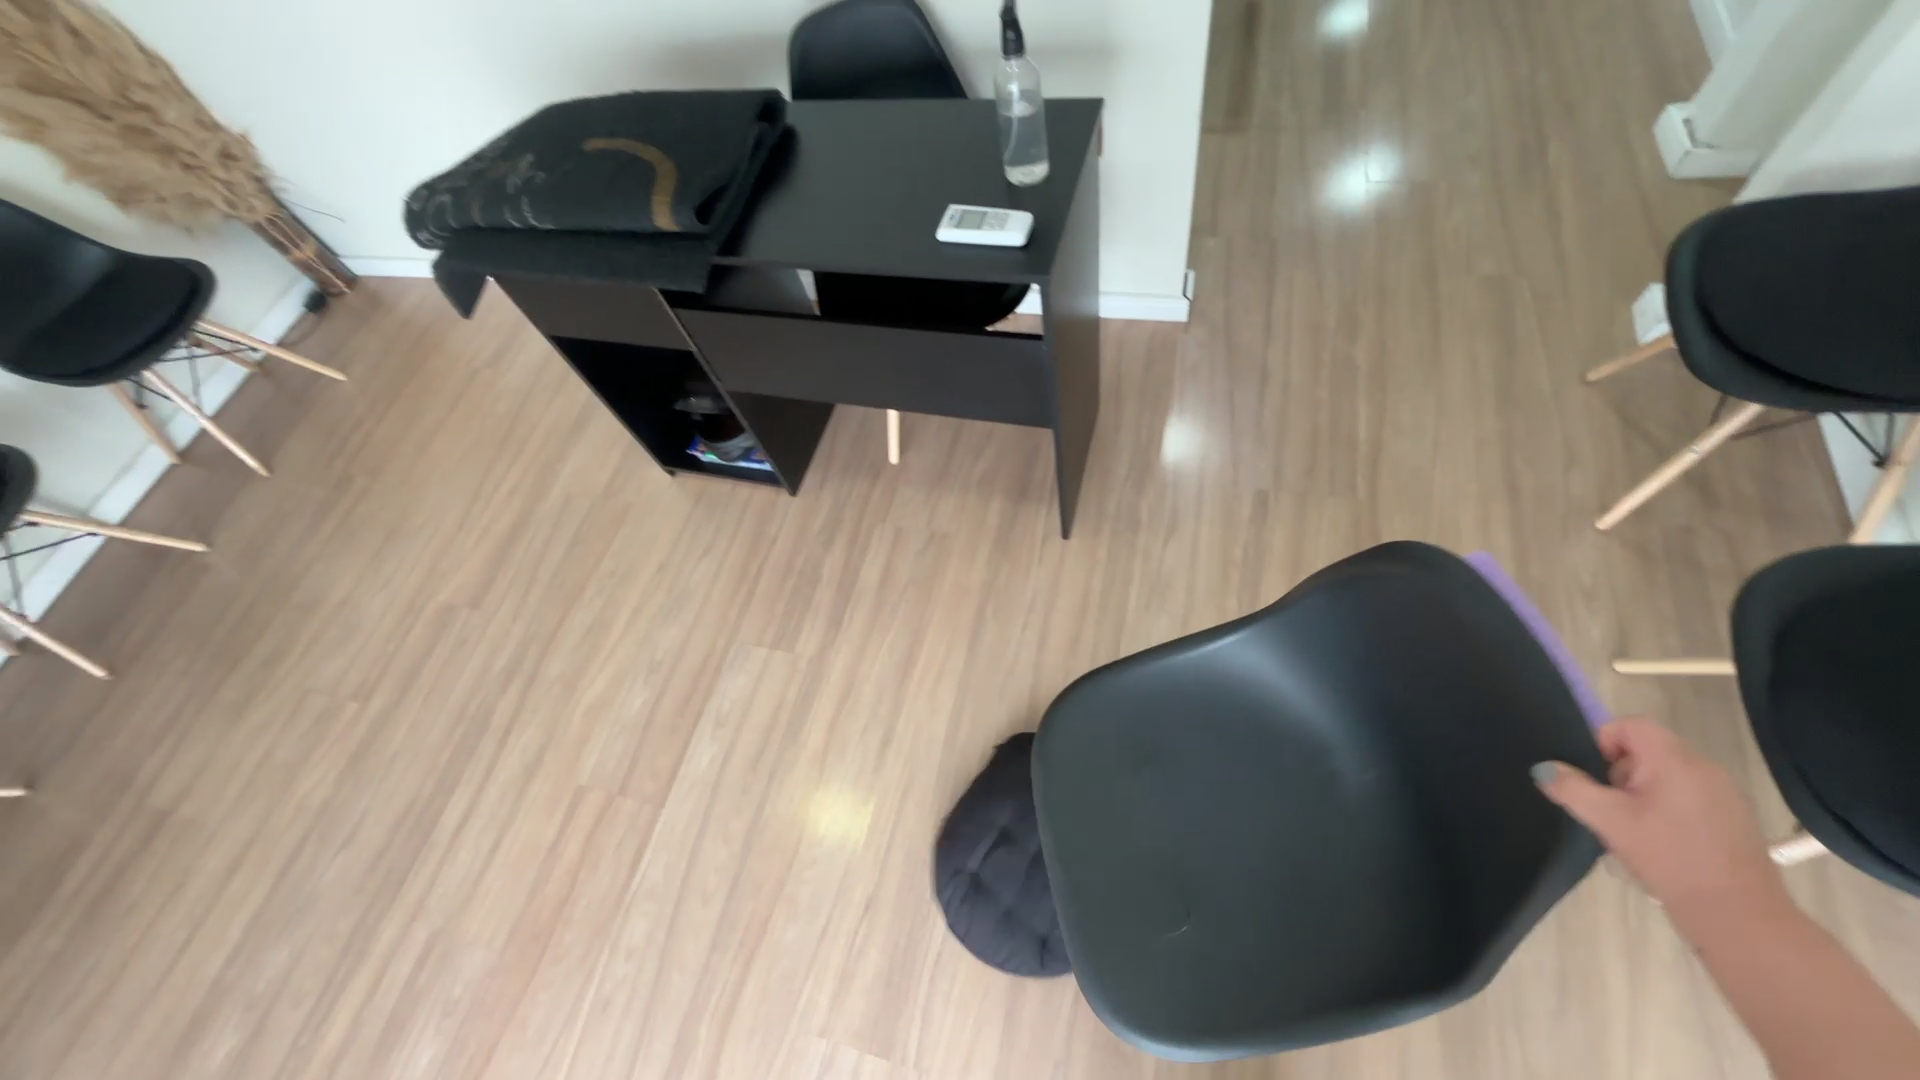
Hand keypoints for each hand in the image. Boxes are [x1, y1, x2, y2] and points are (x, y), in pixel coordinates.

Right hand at [1533, 717, 1788, 937]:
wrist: (1738, 914)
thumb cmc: (1668, 856)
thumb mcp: (1609, 820)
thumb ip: (1572, 788)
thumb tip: (1545, 768)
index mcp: (1675, 760)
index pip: (1631, 724)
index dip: (1603, 741)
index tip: (1596, 778)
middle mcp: (1704, 767)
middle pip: (1647, 749)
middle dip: (1620, 773)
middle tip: (1612, 808)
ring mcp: (1725, 793)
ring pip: (1666, 775)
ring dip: (1641, 793)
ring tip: (1634, 830)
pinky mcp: (1734, 817)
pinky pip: (1688, 796)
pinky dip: (1667, 809)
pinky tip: (1662, 843)